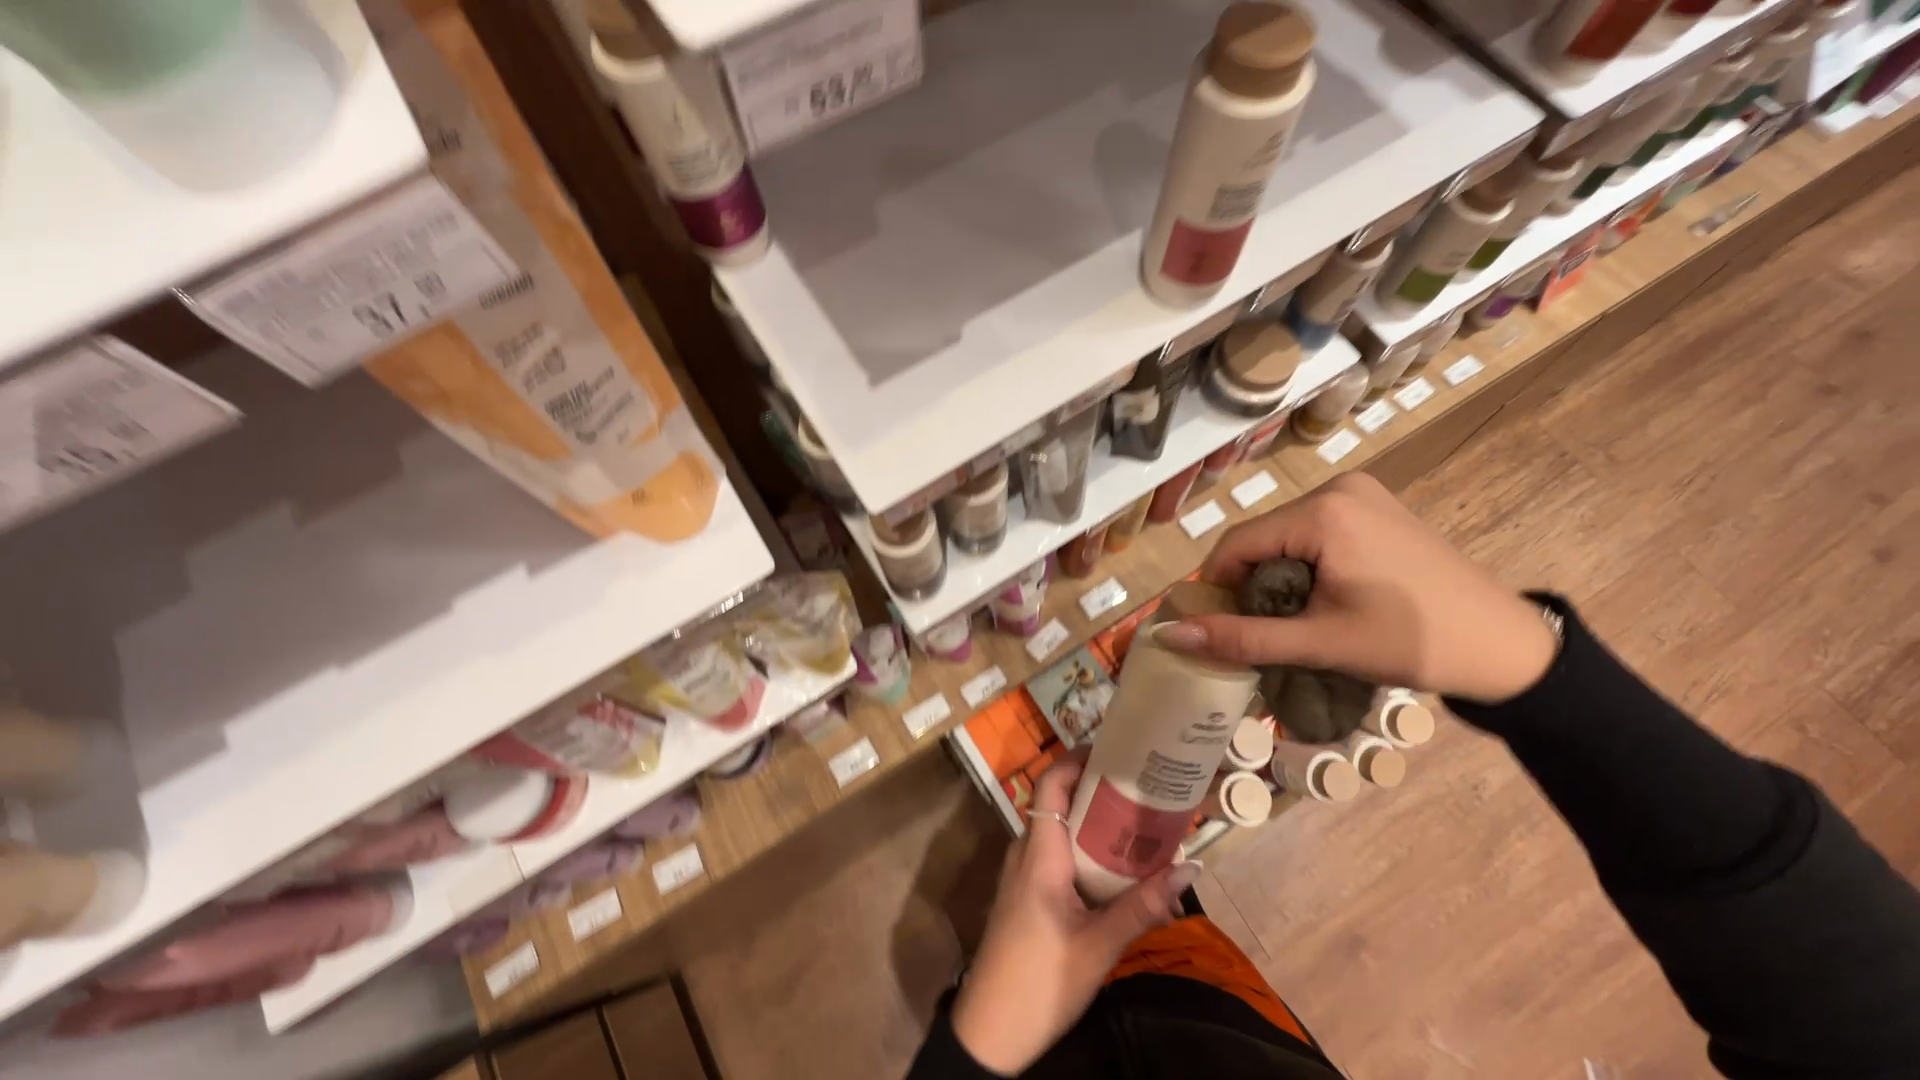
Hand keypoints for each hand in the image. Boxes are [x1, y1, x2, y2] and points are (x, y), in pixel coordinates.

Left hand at [950, 759, 1199, 1074]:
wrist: (989, 1033)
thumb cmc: (1039, 982)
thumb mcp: (1098, 947)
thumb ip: (1141, 907)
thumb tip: (1189, 866)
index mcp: (1039, 855)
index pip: (1050, 785)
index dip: (1077, 759)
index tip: (1117, 748)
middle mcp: (1027, 855)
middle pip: (1061, 805)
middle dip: (1102, 792)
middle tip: (1147, 786)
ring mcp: (1025, 877)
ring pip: (1064, 834)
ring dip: (1099, 826)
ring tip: (1146, 823)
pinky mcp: (1029, 898)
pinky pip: (1061, 859)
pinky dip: (1090, 855)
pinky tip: (1123, 873)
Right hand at [1156, 473, 1556, 702]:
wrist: (1504, 646)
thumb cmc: (1410, 643)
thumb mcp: (1319, 643)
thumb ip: (1242, 638)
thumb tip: (1172, 636)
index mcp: (1323, 512)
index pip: (1236, 543)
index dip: (1217, 587)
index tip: (1217, 628)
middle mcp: (1338, 487)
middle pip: (1262, 536)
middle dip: (1251, 583)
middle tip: (1262, 631)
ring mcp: (1362, 493)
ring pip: (1287, 534)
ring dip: (1277, 576)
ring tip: (1297, 620)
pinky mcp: (1377, 507)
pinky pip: (1317, 530)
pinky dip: (1305, 564)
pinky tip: (1325, 598)